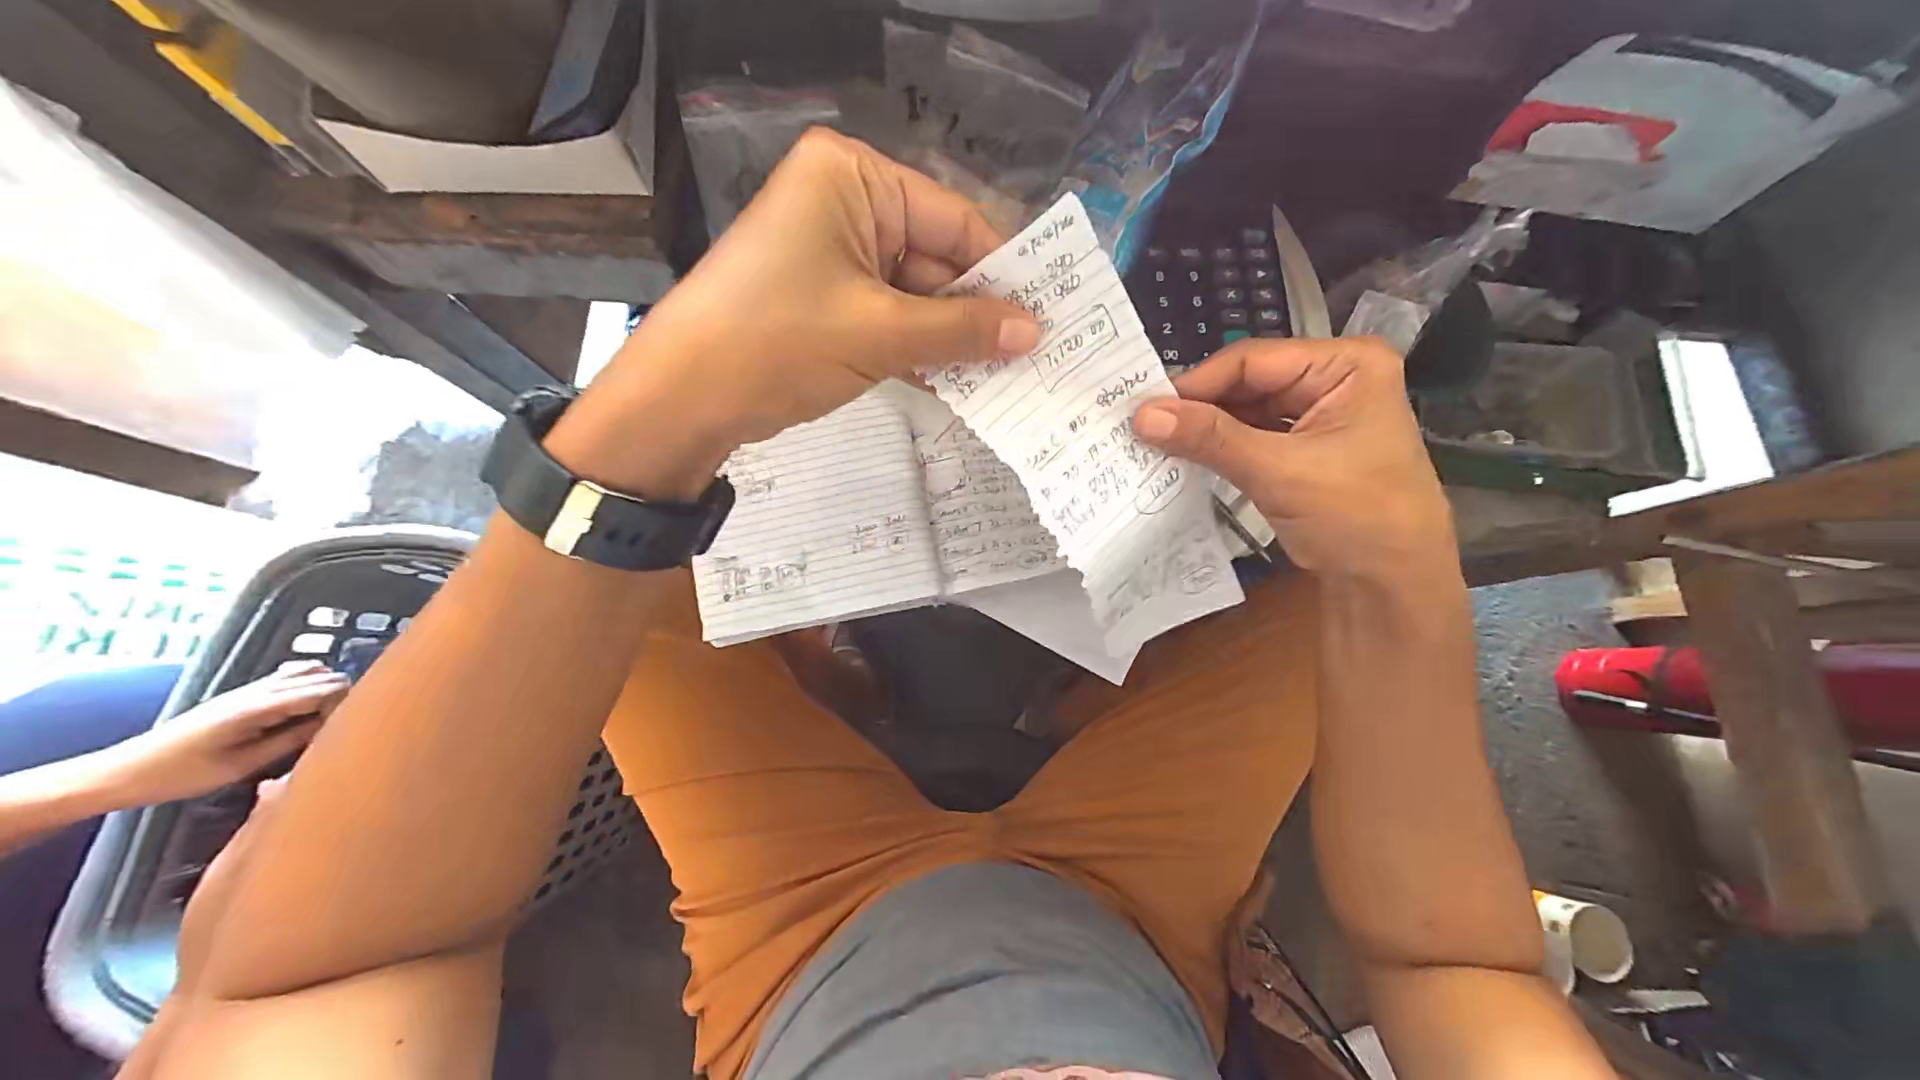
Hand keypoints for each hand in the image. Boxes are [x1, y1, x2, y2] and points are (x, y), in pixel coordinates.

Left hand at [106, 663, 347, 805]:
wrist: (119, 772)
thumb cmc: (179, 774)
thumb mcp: (239, 766)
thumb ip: (288, 741)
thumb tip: (331, 725)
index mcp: (259, 706)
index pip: (324, 689)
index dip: (348, 702)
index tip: (356, 723)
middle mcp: (257, 690)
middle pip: (321, 676)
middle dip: (342, 693)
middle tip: (348, 722)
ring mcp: (248, 689)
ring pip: (307, 672)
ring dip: (326, 686)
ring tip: (334, 713)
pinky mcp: (241, 695)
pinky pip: (289, 677)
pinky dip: (309, 684)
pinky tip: (310, 705)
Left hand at [547, 128, 1040, 495]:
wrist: (686, 397)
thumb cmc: (779, 341)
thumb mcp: (879, 332)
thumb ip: (961, 329)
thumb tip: (1033, 331)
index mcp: (854, 178)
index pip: (953, 219)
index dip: (1002, 271)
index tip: (1048, 314)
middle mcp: (846, 204)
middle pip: (936, 257)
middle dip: (978, 311)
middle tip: (1034, 353)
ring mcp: (834, 254)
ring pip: (916, 295)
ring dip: (953, 337)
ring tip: (1008, 373)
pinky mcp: (828, 300)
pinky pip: (890, 318)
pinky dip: (920, 349)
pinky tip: (961, 381)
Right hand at [1131, 337, 1455, 582]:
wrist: (1390, 581)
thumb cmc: (1354, 515)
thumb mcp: (1278, 471)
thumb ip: (1209, 438)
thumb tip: (1142, 415)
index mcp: (1346, 364)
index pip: (1252, 360)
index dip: (1196, 384)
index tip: (1145, 409)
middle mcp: (1331, 378)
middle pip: (1246, 383)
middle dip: (1198, 408)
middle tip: (1144, 427)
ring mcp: (1315, 413)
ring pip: (1242, 410)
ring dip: (1203, 429)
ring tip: (1155, 441)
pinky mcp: (1300, 445)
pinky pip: (1248, 435)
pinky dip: (1217, 446)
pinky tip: (1183, 455)